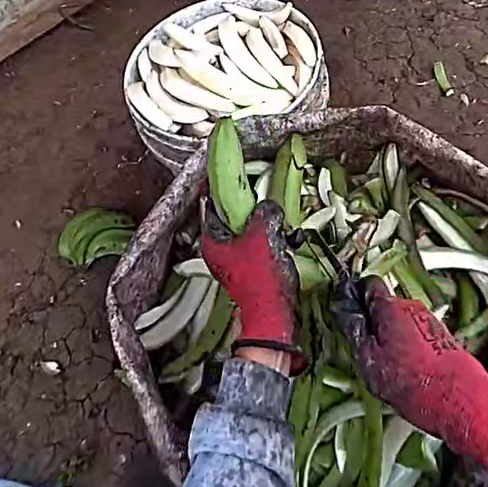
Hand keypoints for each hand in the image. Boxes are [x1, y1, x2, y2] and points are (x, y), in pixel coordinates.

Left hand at [199, 198, 299, 373]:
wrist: (273, 317)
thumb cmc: (262, 281)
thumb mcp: (264, 235)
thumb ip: (265, 212)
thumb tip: (268, 205)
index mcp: (212, 240)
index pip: (209, 202)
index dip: (217, 183)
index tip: (224, 169)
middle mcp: (216, 249)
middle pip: (227, 214)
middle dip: (244, 205)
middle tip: (257, 195)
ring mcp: (231, 260)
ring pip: (242, 229)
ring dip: (258, 223)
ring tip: (272, 222)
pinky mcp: (246, 268)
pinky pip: (253, 242)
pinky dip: (264, 237)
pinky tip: (278, 239)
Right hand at [332, 277, 487, 486]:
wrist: (464, 403)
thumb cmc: (411, 382)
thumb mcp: (369, 360)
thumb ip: (353, 330)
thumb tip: (342, 307)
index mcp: (388, 306)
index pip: (367, 285)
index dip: (356, 296)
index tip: (350, 314)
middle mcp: (410, 306)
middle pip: (385, 305)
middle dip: (376, 322)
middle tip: (370, 349)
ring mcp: (429, 320)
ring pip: (401, 321)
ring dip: (394, 335)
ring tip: (393, 366)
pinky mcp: (444, 336)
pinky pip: (417, 334)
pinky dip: (411, 346)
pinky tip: (411, 370)